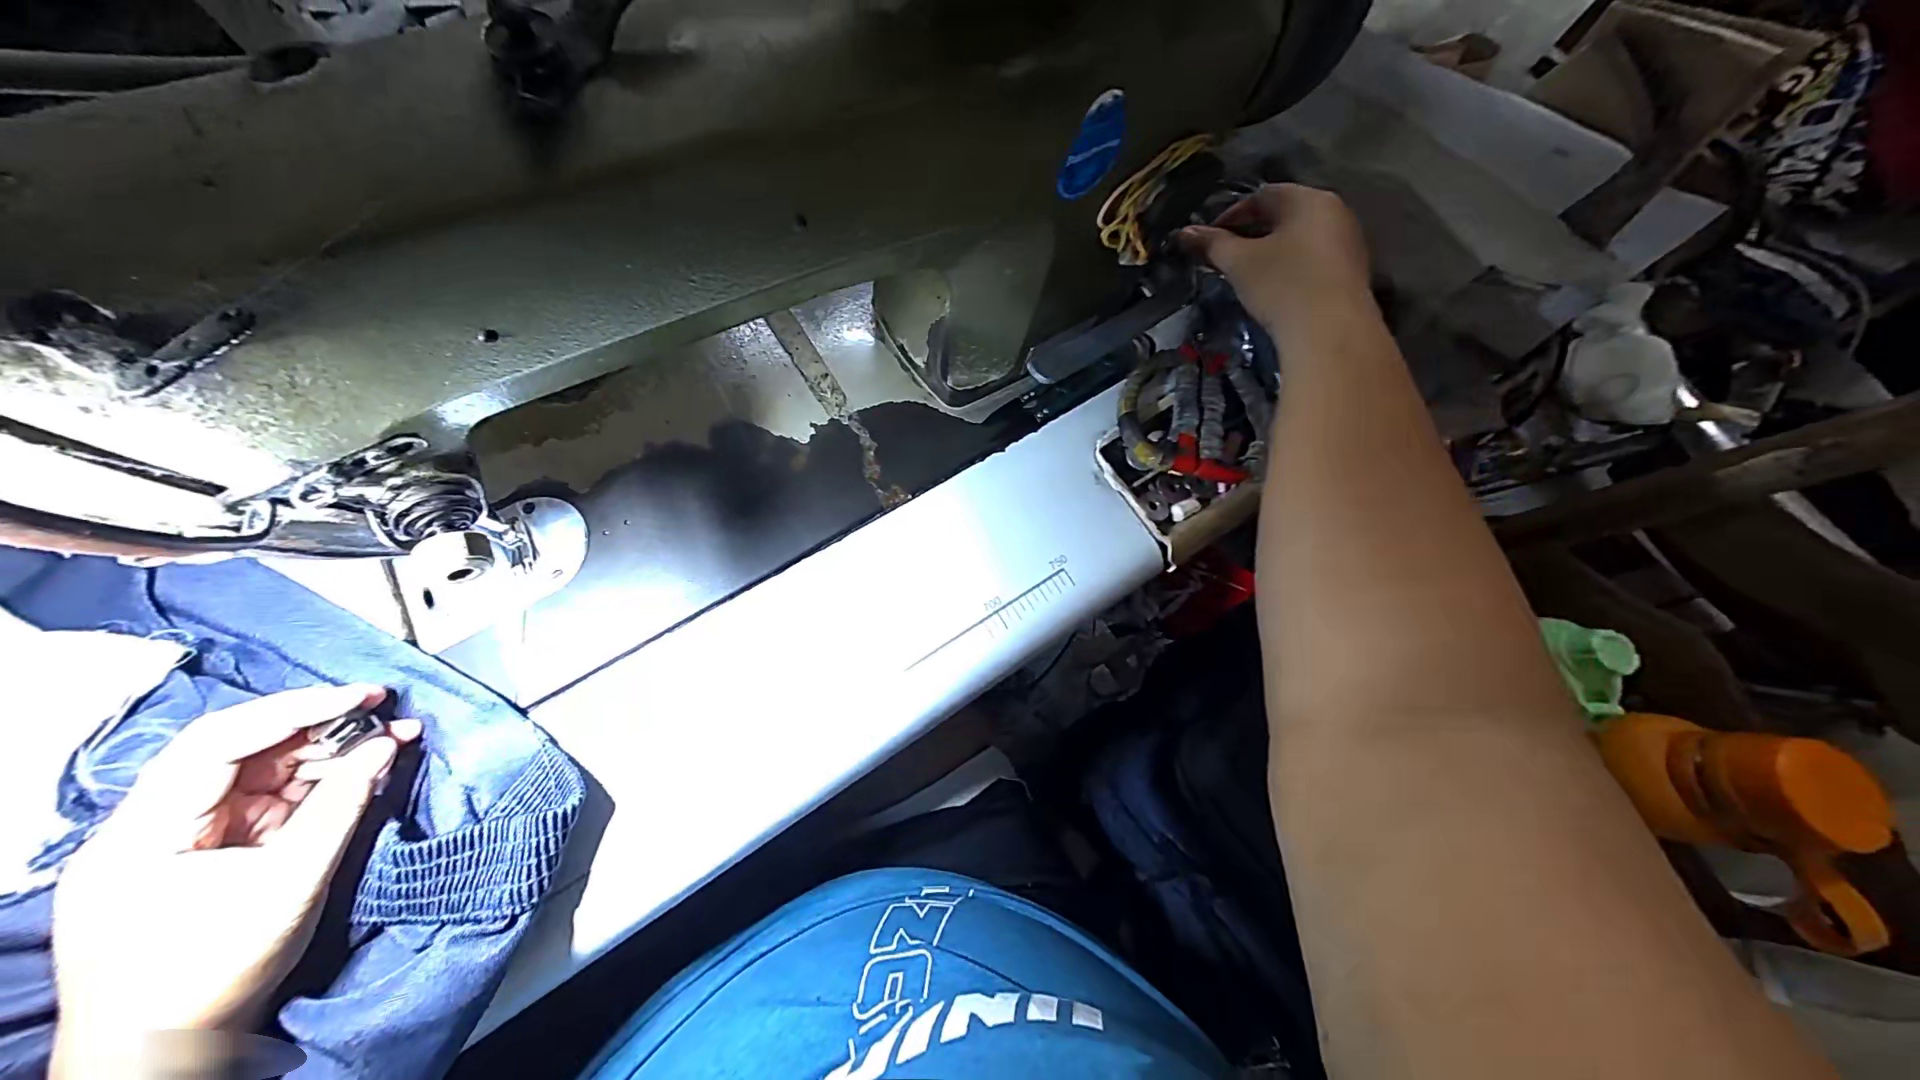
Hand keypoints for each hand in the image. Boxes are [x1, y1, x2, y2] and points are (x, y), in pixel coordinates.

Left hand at [51, 685, 420, 1075]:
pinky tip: (361, 770)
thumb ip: (341, 806)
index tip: (361, 696)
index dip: (296, 709)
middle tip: (384, 711)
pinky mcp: (210, 852)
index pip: (219, 742)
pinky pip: (270, 800)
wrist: (162, 1057)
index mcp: (142, 834)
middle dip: (319, 728)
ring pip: (261, 772)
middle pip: (241, 751)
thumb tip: (386, 745)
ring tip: (389, 740)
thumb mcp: (290, 884)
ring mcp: (180, 839)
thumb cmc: (206, 980)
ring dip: (327, 754)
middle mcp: (152, 827)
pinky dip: (318, 783)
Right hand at [1179, 183, 1371, 332]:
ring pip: (1299, 238)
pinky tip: (1276, 289)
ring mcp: (1348, 241)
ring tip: (1248, 276)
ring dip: (1271, 252)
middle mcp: (1335, 211)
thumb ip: (1212, 244)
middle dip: (1250, 234)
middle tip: (1225, 258)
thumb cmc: (1282, 286)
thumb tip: (1185, 233)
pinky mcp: (1352, 271)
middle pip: (1283, 215)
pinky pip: (1313, 259)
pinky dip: (1290, 267)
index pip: (1262, 196)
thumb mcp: (1239, 263)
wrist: (1330, 331)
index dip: (1230, 215)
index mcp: (1308, 200)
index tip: (1210, 240)